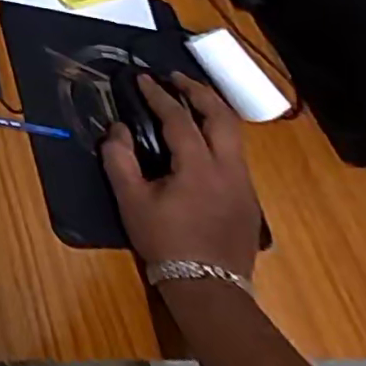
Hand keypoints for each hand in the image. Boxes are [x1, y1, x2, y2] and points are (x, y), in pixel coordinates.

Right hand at [101, 72, 261, 278]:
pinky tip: (200, 139)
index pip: (180, 120)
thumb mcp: (131, 200)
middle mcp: (230, 170)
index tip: (144, 79)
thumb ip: (120, 159)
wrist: (208, 287)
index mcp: (200, 168)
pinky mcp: (248, 197)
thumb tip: (118, 129)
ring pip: (235, 134)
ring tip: (189, 100)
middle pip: (222, 117)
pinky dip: (217, 133)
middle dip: (199, 92)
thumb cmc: (164, 241)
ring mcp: (244, 184)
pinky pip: (235, 153)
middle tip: (176, 78)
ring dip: (211, 111)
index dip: (160, 96)